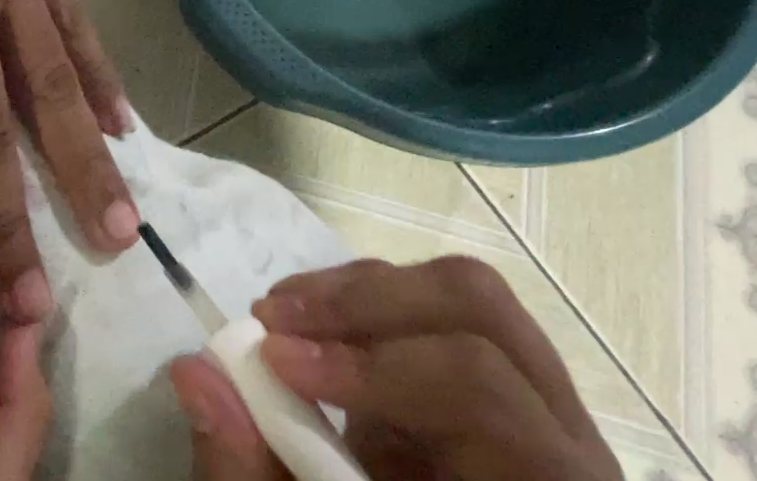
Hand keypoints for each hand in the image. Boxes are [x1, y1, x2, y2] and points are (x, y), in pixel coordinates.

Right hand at [167, 257, 622, 479]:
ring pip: (459, 295)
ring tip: (278, 318)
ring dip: (352, 293)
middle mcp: (562, 445)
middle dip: (359, 299)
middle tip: (271, 318)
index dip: (372, 363)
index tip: (275, 360)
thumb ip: (249, 471)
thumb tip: (194, 370)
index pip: (480, 390)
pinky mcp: (489, 390)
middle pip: (479, 310)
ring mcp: (534, 409)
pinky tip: (307, 335)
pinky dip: (357, 304)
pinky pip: (433, 311)